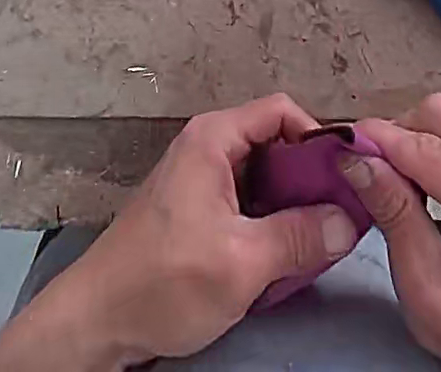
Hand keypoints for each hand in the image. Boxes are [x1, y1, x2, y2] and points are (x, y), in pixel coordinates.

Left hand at [0, 94, 359, 370]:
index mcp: (214, 138)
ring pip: (264, 172)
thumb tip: (349, 223)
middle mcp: (208, 145)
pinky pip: (248, 196)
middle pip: (275, 140)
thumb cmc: (161, 282)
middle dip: (308, 174)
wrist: (91, 329)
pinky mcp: (196, 206)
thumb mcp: (241, 263)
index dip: (316, 135)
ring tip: (315, 232)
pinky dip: (270, 216)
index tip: (340, 173)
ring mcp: (200, 176)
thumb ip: (301, 237)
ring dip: (291, 200)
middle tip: (336, 208)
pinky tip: (283, 248)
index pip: (282, 110)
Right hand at [345, 94, 440, 371]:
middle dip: (401, 133)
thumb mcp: (424, 285)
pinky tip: (426, 178)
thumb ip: (393, 213)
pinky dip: (438, 144)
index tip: (345, 141)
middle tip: (372, 165)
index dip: (383, 139)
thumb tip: (357, 156)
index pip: (433, 153)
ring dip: (418, 137)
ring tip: (399, 177)